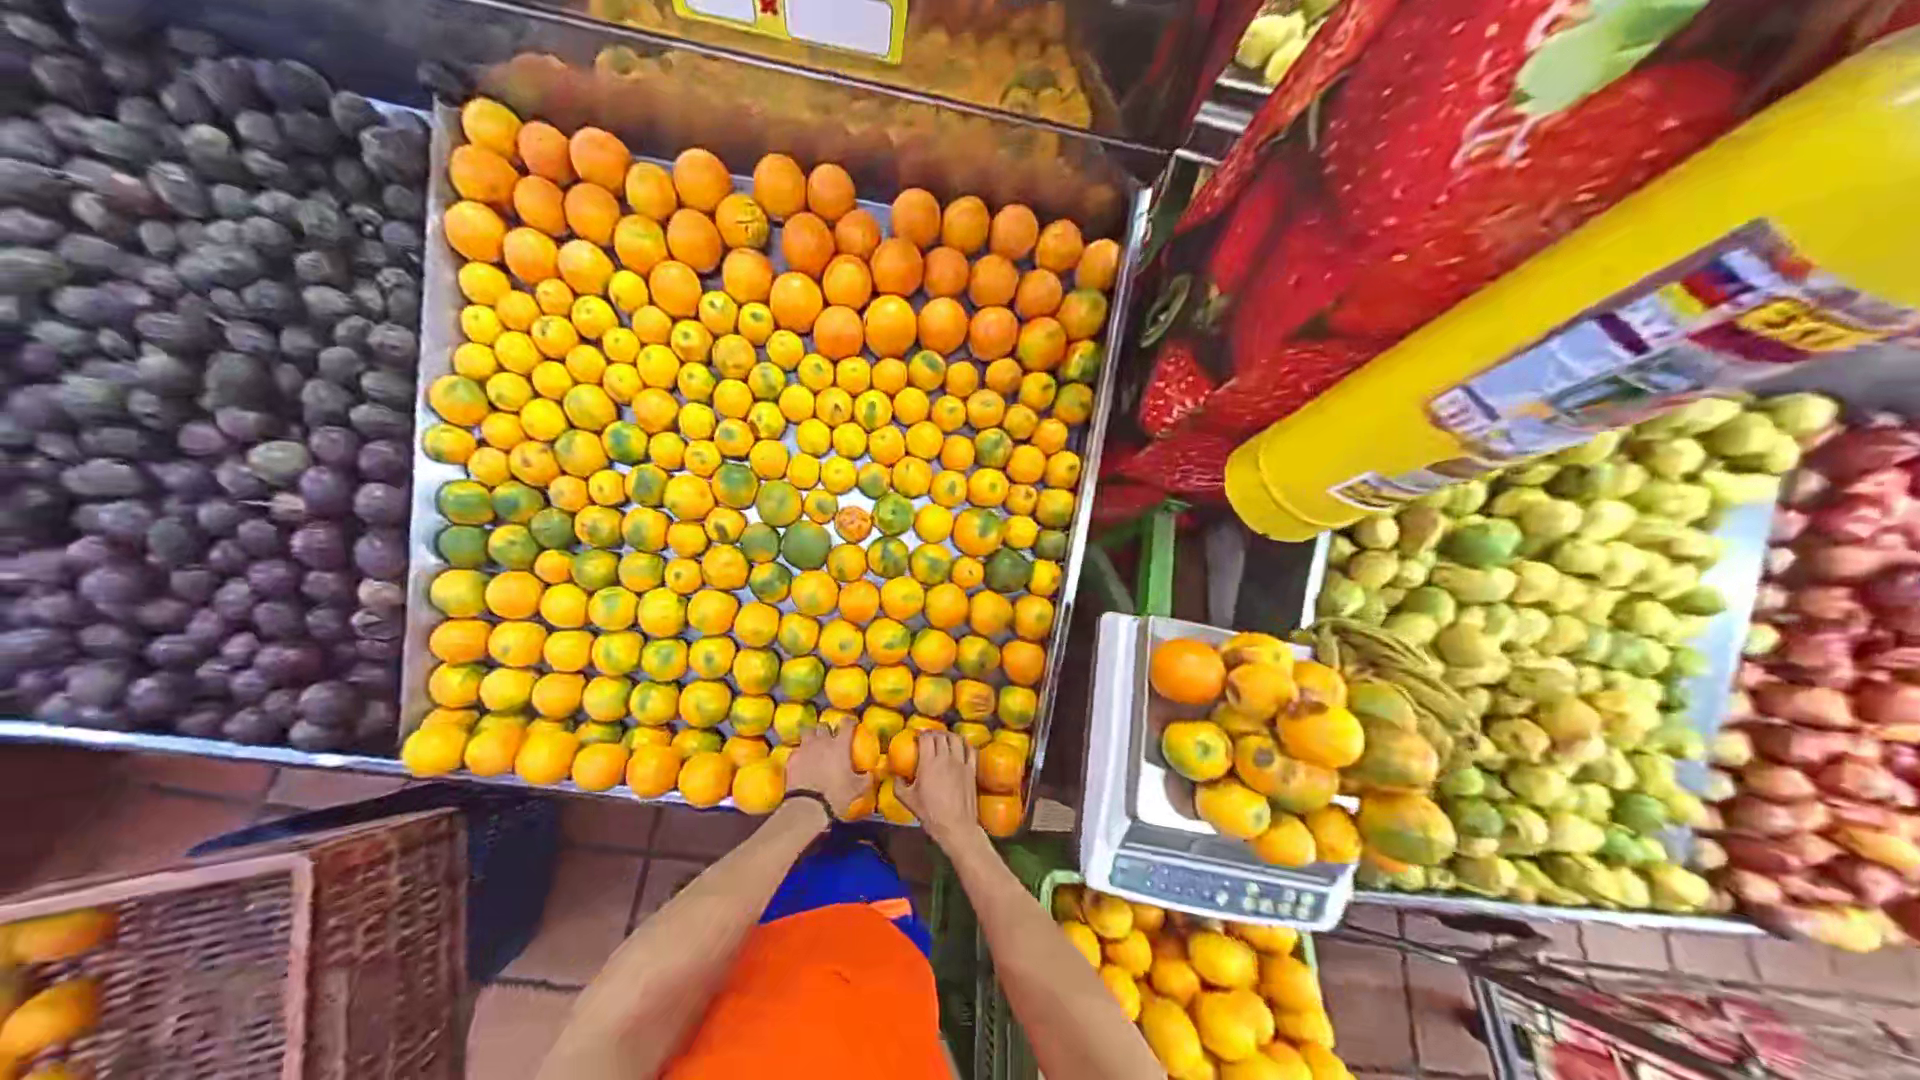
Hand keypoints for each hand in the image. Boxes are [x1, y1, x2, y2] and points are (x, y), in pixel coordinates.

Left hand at [784, 721, 868, 819]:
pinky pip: (796, 749)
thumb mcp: (857, 789)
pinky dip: (800, 752)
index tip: (852, 724)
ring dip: (811, 736)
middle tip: (830, 738)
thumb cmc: (836, 795)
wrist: (807, 806)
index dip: (850, 722)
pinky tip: (802, 760)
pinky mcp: (792, 759)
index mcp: (839, 745)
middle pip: (823, 726)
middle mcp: (821, 742)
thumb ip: (866, 778)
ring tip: (814, 745)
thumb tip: (871, 774)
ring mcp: (804, 748)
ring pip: (807, 732)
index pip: (846, 724)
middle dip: (827, 729)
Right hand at [897, 731, 980, 848]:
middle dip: (933, 733)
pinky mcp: (972, 769)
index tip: (916, 736)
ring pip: (956, 739)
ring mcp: (961, 763)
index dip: (920, 733)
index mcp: (929, 763)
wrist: (956, 826)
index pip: (926, 738)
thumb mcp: (907, 800)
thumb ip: (898, 785)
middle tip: (928, 736)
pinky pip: (970, 749)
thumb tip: (896, 775)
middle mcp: (946, 758)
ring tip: (943, 738)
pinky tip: (961, 745)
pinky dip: (965, 743)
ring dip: (948, 735)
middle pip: (940, 736)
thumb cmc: (930, 813)